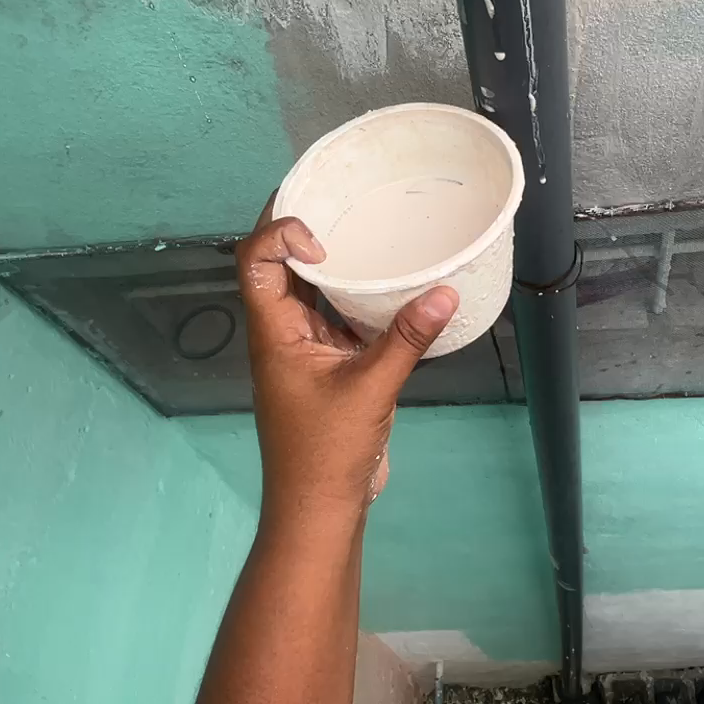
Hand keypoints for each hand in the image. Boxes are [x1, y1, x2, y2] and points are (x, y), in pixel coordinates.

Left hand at [235, 198, 458, 516]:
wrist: (320, 508)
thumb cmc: (327, 450)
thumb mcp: (371, 389)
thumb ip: (407, 339)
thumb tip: (447, 292)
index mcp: (274, 330)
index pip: (256, 261)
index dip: (279, 233)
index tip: (325, 238)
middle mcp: (283, 329)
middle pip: (278, 265)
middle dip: (302, 227)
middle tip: (342, 195)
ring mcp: (305, 346)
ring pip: (309, 289)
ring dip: (330, 259)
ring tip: (367, 226)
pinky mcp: (329, 362)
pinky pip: (336, 313)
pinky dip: (355, 293)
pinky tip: (388, 281)